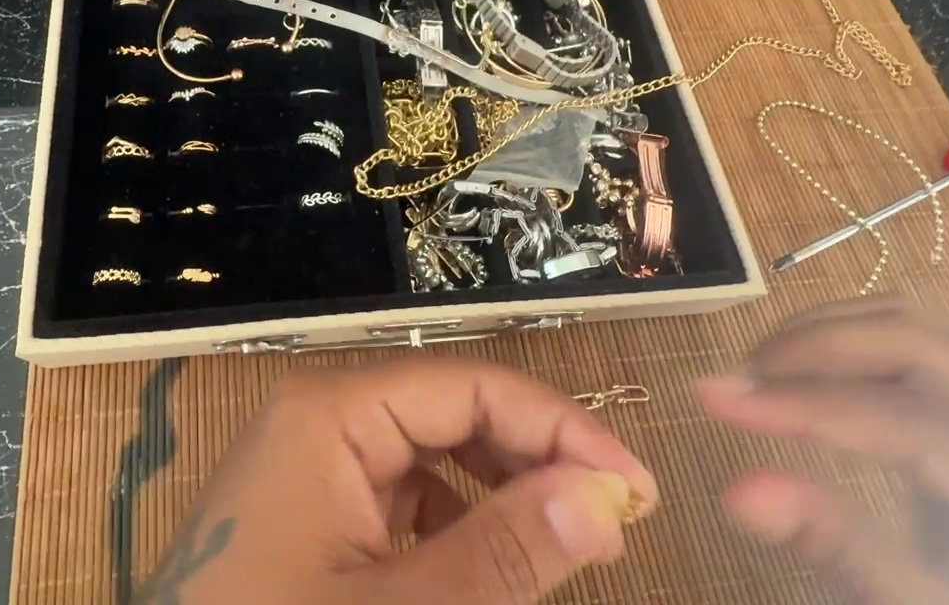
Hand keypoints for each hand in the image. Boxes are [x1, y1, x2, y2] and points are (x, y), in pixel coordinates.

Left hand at [135, 358, 658, 604]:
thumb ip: (503, 553)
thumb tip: (606, 499)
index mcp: (330, 410)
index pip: (469, 384)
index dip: (559, 428)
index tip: (636, 491)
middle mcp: (319, 415)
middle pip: (450, 409)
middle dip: (531, 456)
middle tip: (611, 520)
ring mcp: (311, 461)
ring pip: (430, 452)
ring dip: (498, 488)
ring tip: (559, 542)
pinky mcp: (312, 509)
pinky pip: (400, 495)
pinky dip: (453, 522)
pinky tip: (486, 565)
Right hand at [696, 298, 948, 603]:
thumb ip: (850, 555)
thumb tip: (738, 492)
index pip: (917, 424)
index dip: (805, 406)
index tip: (708, 395)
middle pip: (921, 344)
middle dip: (812, 350)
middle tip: (735, 378)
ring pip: (919, 327)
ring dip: (825, 337)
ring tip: (761, 372)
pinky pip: (928, 346)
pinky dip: (854, 347)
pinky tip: (810, 376)